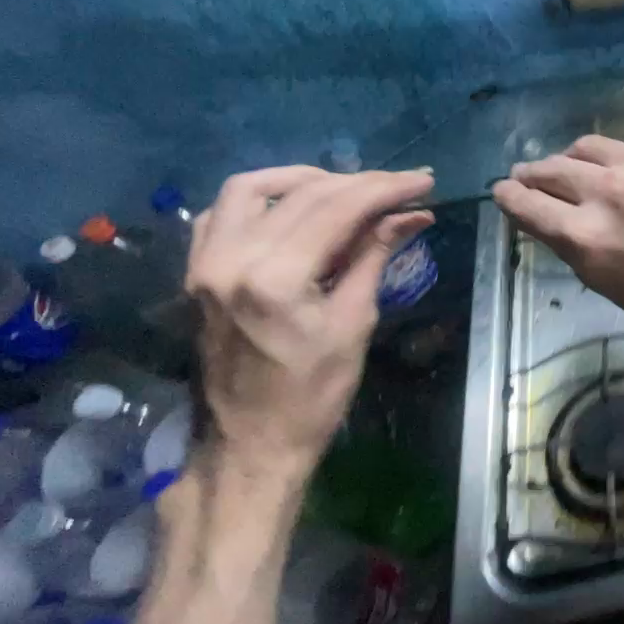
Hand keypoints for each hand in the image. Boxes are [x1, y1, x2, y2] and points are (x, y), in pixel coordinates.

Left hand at [184, 166, 434, 478]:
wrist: (248, 443)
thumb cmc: (312, 393)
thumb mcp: (355, 321)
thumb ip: (375, 255)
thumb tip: (413, 213)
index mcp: (274, 278)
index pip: (339, 207)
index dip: (388, 188)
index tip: (425, 181)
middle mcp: (232, 259)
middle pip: (305, 193)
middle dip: (362, 182)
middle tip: (403, 185)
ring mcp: (206, 264)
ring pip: (253, 189)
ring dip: (306, 179)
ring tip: (349, 189)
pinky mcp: (198, 272)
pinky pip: (222, 213)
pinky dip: (263, 198)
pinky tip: (297, 208)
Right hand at [492, 136, 623, 349]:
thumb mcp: (602, 280)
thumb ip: (569, 242)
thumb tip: (545, 214)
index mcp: (584, 234)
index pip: (528, 204)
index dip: (509, 196)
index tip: (502, 190)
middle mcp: (607, 191)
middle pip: (551, 169)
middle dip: (533, 174)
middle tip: (527, 176)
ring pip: (587, 147)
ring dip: (571, 158)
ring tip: (569, 166)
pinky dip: (620, 158)